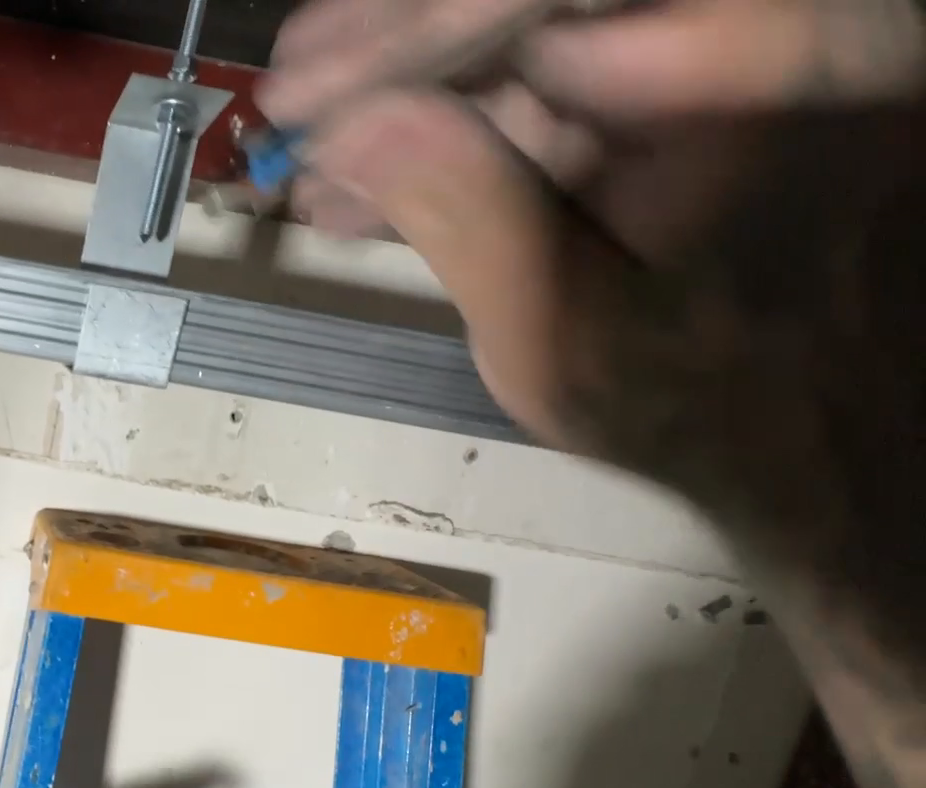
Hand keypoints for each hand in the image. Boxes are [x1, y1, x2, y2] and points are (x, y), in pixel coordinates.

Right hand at [252, 0, 925, 457]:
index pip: (549, 11)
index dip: (408, 34)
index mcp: (767, 70)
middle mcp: (746, 48)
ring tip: (306, 168)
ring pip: (526, 63)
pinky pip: (542, 112)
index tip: (301, 76)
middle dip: (394, 63)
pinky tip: (360, 198)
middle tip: (288, 93)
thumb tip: (357, 128)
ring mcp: (711, 81)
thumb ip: (465, 216)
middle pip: (534, 19)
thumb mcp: (558, 324)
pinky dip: (447, 155)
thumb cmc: (693, 406)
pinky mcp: (668, 121)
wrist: (800, 443)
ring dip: (403, 118)